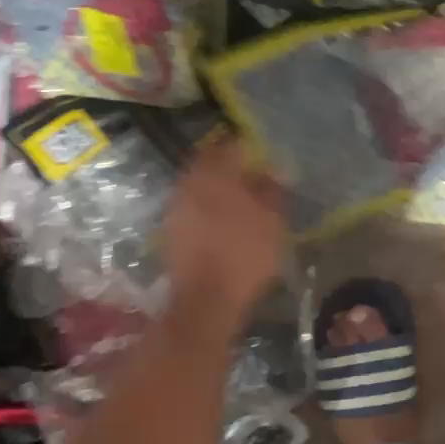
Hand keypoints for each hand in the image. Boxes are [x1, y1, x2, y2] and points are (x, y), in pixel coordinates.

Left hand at [161, 135, 286, 327]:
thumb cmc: (245, 253)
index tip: (264, 158)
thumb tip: (272, 170)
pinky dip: (209, 214)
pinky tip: (225, 228)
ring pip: (200, 188)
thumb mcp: (273, 220)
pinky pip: (194, 211)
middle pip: (210, 165)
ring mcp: (176, 208)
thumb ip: (272, 190)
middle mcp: (189, 182)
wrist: (207, 299)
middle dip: (231, 170)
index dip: (249, 148)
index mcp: (214, 172)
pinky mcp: (172, 232)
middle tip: (253, 181)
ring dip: (218, 193)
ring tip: (241, 207)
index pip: (230, 144)